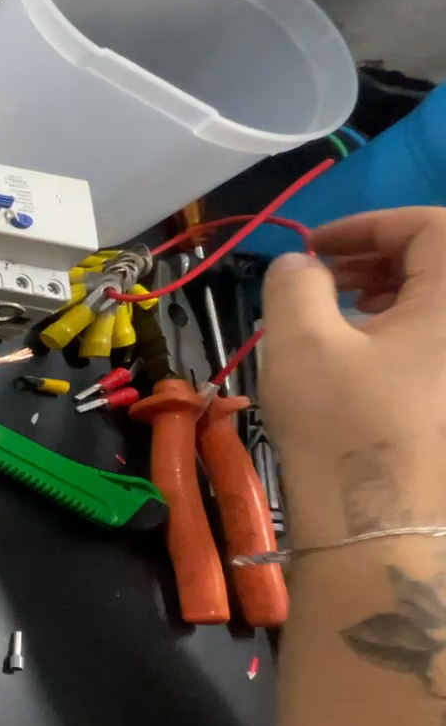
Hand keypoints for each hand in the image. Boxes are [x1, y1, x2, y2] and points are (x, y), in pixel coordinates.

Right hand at [262, 207, 445, 543]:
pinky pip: (442, 328)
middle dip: (379, 254)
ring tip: (335, 307)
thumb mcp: (300, 345)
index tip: (309, 246)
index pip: (430, 226)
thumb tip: (296, 263)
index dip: (366, 225)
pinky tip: (362, 340)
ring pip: (444, 292)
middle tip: (319, 275)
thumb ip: (295, 289)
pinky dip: (407, 317)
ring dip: (393, 285)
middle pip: (445, 256)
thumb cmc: (339, 415)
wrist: (376, 500)